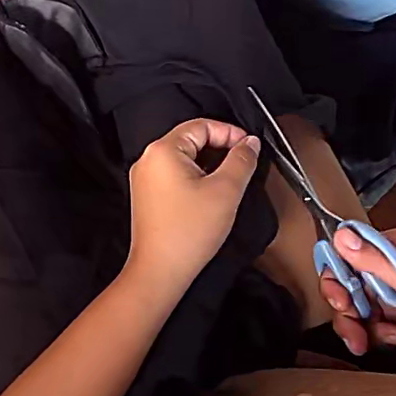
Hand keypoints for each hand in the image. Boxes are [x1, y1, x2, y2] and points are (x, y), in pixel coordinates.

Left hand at [125, 119, 260, 291]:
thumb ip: (241, 161)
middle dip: (221, 149)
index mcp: (163, 150)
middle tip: (244, 164)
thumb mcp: (226, 191)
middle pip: (191, 140)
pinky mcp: (148, 197)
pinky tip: (211, 196)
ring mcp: (145, 179)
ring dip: (210, 165)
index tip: (249, 147)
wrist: (161, 270)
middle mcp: (149, 160)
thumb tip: (250, 143)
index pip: (201, 125)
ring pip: (184, 159)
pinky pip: (175, 176)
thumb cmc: (188, 233)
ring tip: (230, 182)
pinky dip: (196, 179)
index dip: (230, 132)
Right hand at [319, 226, 395, 372]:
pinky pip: (371, 330)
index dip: (337, 278)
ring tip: (391, 337)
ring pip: (356, 313)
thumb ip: (374, 258)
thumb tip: (342, 234)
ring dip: (366, 329)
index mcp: (394, 249)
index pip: (346, 254)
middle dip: (349, 312)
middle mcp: (391, 269)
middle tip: (357, 326)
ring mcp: (394, 297)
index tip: (341, 300)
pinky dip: (381, 338)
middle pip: (346, 288)